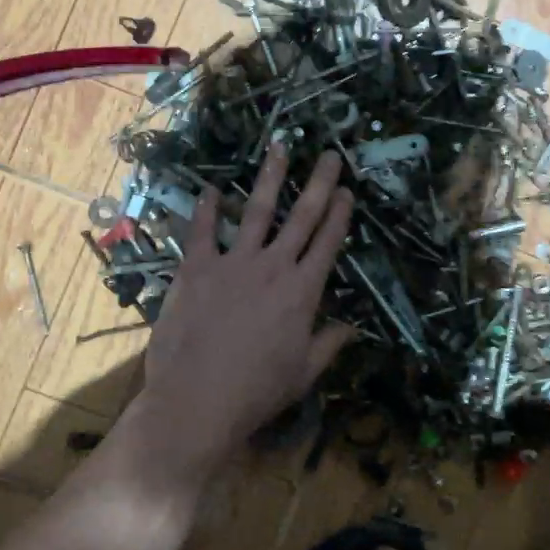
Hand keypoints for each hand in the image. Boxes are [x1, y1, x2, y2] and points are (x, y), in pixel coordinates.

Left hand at [129, 145, 355, 475]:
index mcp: (303, 291)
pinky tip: (211, 188)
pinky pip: (203, 231)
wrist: (196, 401)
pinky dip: (207, 209)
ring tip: (279, 148)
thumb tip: (353, 327)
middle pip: (302, 216)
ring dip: (270, 178)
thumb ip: (329, 344)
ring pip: (256, 211)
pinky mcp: (196, 269)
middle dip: (319, 182)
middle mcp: (273, 266)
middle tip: (329, 154)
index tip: (347, 189)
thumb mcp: (304, 372)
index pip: (328, 242)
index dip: (340, 213)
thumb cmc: (256, 392)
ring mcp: (233, 263)